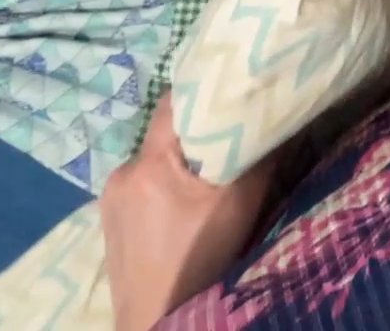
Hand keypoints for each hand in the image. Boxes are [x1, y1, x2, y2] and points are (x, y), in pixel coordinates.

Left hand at [99, 103, 276, 330]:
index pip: (175, 103)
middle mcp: (121, 173)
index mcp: (147, 164)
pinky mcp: (110, 223)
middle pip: (166, 132)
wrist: (157, 328)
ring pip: (155, 159)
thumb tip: (279, 115)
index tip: (233, 83)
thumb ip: (260, 156)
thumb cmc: (199, 263)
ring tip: (212, 169)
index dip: (205, 89)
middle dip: (198, 128)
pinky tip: (186, 202)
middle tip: (232, 128)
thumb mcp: (240, 205)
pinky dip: (166, 181)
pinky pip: (143, 184)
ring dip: (182, 159)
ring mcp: (110, 200)